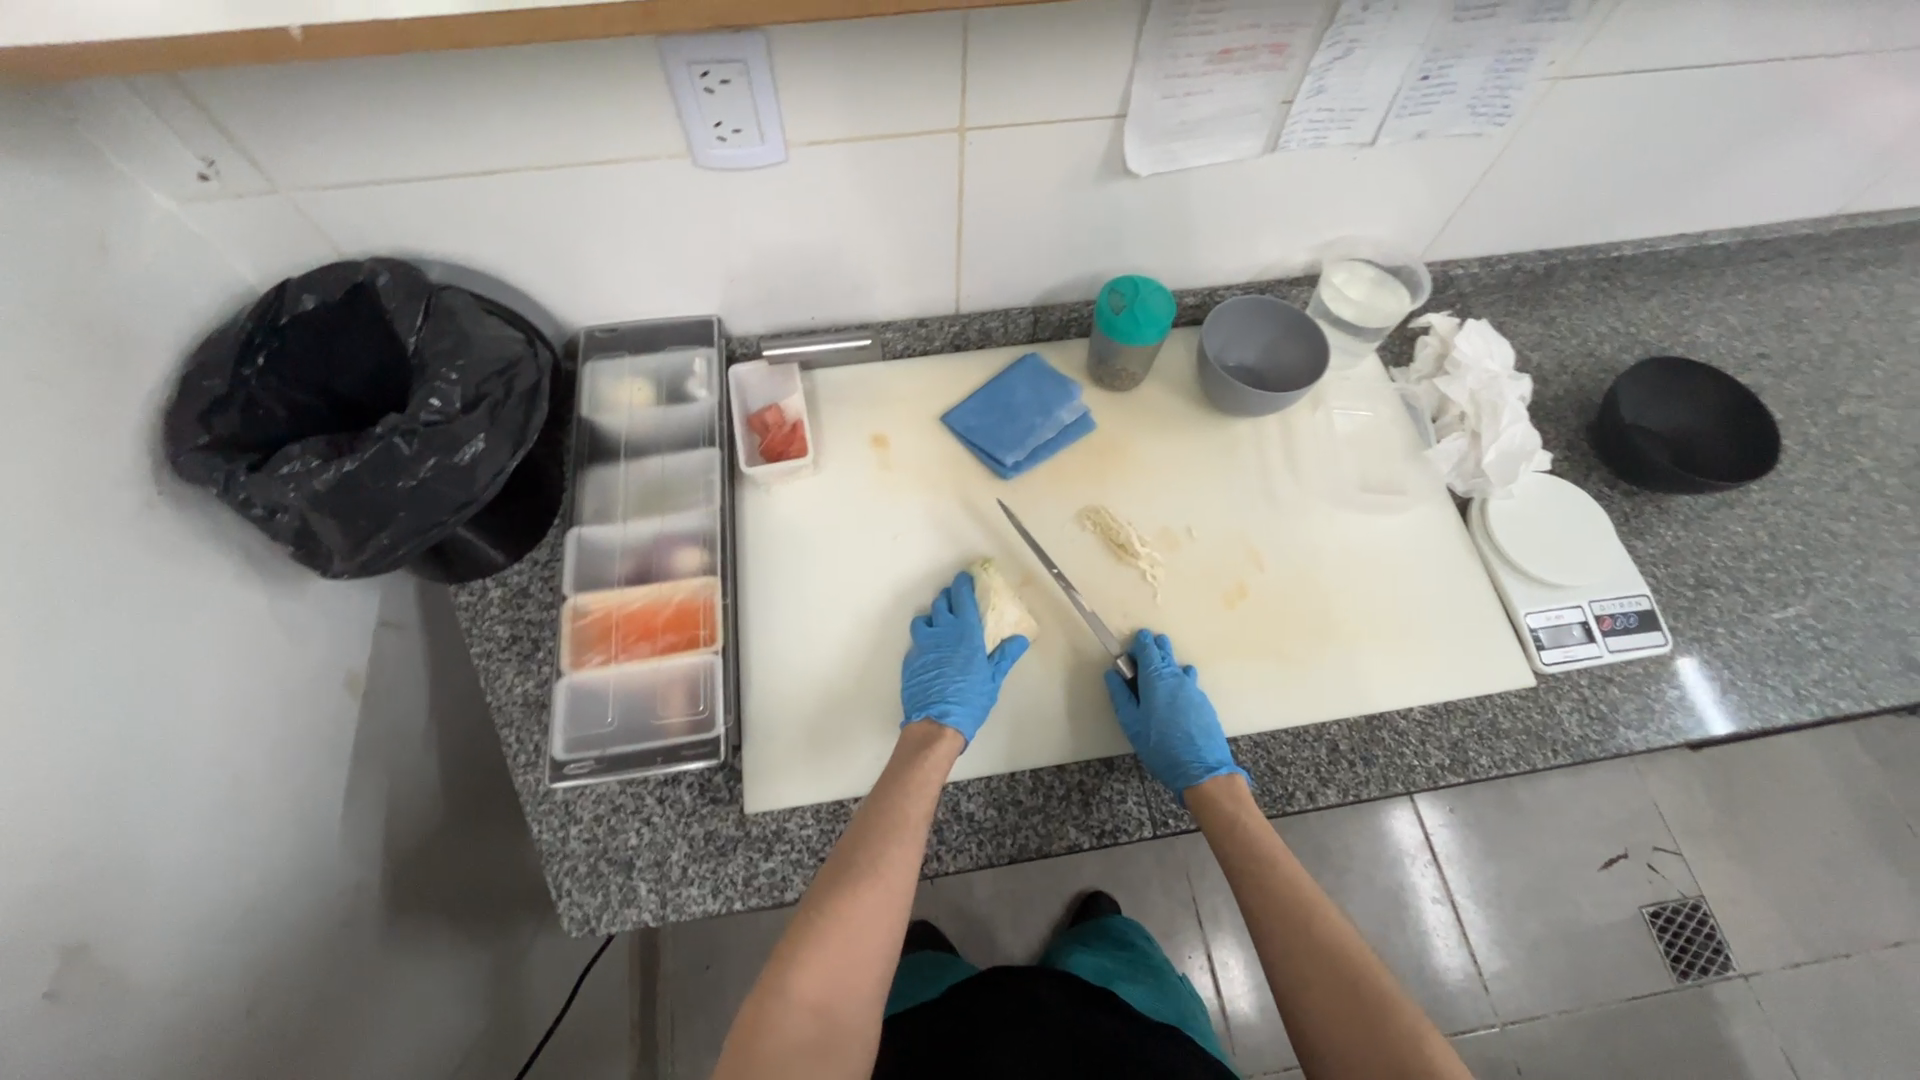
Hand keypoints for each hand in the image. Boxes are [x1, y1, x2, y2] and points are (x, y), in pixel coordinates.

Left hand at [900, 571, 1029, 744]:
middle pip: (941, 604)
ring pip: (924, 619)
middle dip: (948, 597)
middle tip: (955, 599)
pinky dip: (924, 640)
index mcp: (965, 632)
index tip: (965, 578)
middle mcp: (941, 632)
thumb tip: (1020, 639)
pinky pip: (917, 642)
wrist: (936, 722)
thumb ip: (1005, 655)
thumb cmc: (970, 699)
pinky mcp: (911, 660)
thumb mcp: (993, 678)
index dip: (963, 585)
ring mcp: (923, 645)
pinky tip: (931, 651)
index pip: (962, 598)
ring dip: (932, 617)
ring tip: (940, 624)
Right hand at [1104, 629, 1246, 801]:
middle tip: (1140, 667)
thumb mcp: (1131, 723)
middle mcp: (1177, 676)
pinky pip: (1188, 684)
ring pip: (1178, 667)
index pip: (1147, 645)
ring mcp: (1194, 688)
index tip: (1129, 653)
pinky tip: (1172, 707)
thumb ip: (1120, 695)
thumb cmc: (1160, 747)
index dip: (1137, 643)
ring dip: (1165, 669)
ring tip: (1155, 691)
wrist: (1202, 770)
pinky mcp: (1204, 702)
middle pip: (1165, 649)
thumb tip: (1112, 673)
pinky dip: (1177, 686)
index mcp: (1156, 678)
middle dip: (1152, 649)